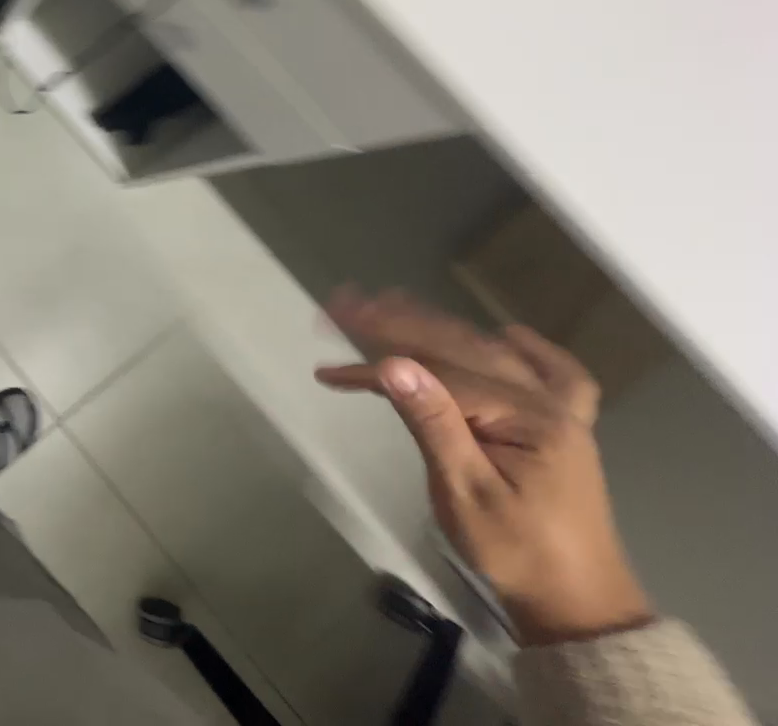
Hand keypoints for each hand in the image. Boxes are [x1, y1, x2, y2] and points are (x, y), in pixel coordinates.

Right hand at [316, 290, 651, 646]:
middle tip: (343, 304)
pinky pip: (556, 376)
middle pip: (459, 349)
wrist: (576, 601)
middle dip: (395, 323)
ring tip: (389, 300)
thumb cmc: (513, 549)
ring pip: (490, 353)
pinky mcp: (560, 429)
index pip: (433, 377)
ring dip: (436, 324)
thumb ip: (432, 422)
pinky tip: (506, 333)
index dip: (374, 370)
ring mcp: (557, 413)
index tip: (325, 372)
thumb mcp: (463, 490)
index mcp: (525, 418)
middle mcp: (544, 403)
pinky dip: (530, 350)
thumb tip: (393, 365)